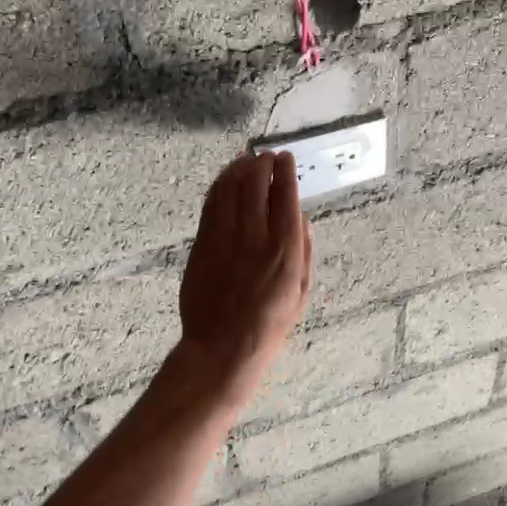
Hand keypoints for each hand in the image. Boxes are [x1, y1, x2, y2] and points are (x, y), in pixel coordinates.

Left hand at [177, 150, 311, 402]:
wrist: (221, 349)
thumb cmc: (268, 325)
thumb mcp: (300, 292)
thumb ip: (304, 251)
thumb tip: (301, 218)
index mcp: (284, 250)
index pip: (285, 194)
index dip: (285, 170)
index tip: (286, 158)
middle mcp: (254, 237)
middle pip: (255, 183)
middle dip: (262, 162)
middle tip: (267, 156)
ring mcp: (224, 238)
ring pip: (230, 187)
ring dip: (239, 167)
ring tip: (247, 159)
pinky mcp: (202, 244)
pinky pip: (211, 203)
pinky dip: (220, 184)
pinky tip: (226, 178)